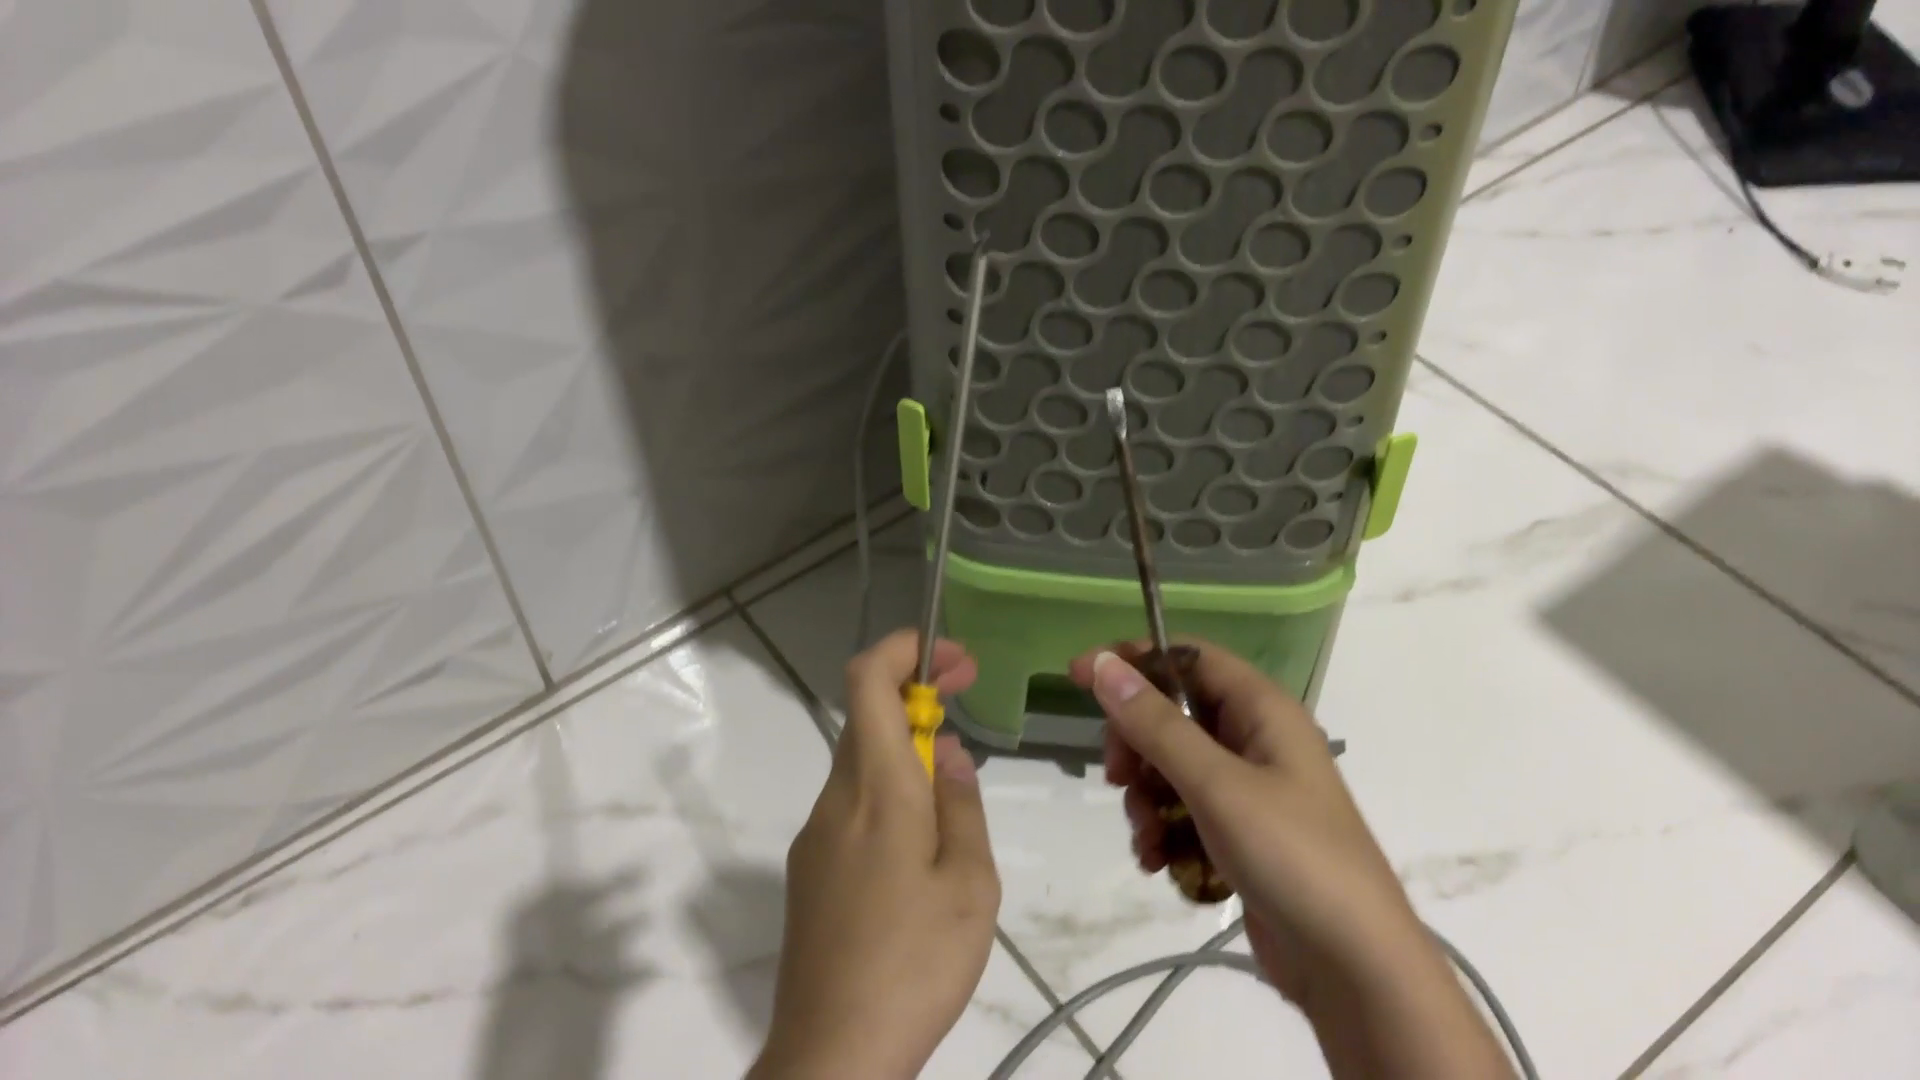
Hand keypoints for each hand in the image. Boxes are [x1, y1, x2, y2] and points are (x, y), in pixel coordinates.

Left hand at [751, 630, 998, 1079]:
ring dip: (904, 755)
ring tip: (953, 808)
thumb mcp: (970, 884)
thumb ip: (959, 803)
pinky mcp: (809, 871)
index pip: (867, 679)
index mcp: (876, 789)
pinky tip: (919, 857)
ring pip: (859, 765)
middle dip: (916, 703)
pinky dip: (887, 797)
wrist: (832, 1054)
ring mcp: (814, 836)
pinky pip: (850, 808)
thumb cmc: (915, 963)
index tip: (955, 663)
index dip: (906, 650)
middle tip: (965, 721)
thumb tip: (943, 750)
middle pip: (865, 719)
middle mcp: (835, 799)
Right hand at [1067, 641, 1427, 1000]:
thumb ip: (1156, 723)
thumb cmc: (1291, 856)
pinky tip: (1156, 861)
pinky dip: (1163, 829)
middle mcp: (1256, 740)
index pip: (1188, 657)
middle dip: (1136, 744)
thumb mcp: (1216, 784)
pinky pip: (1184, 812)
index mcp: (1263, 710)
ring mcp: (1249, 790)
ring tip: (1147, 836)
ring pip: (1172, 767)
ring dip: (1145, 797)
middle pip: (1173, 714)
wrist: (1354, 966)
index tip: (1080, 676)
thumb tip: (1102, 662)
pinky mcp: (1240, 835)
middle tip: (1116, 776)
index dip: (1134, 660)